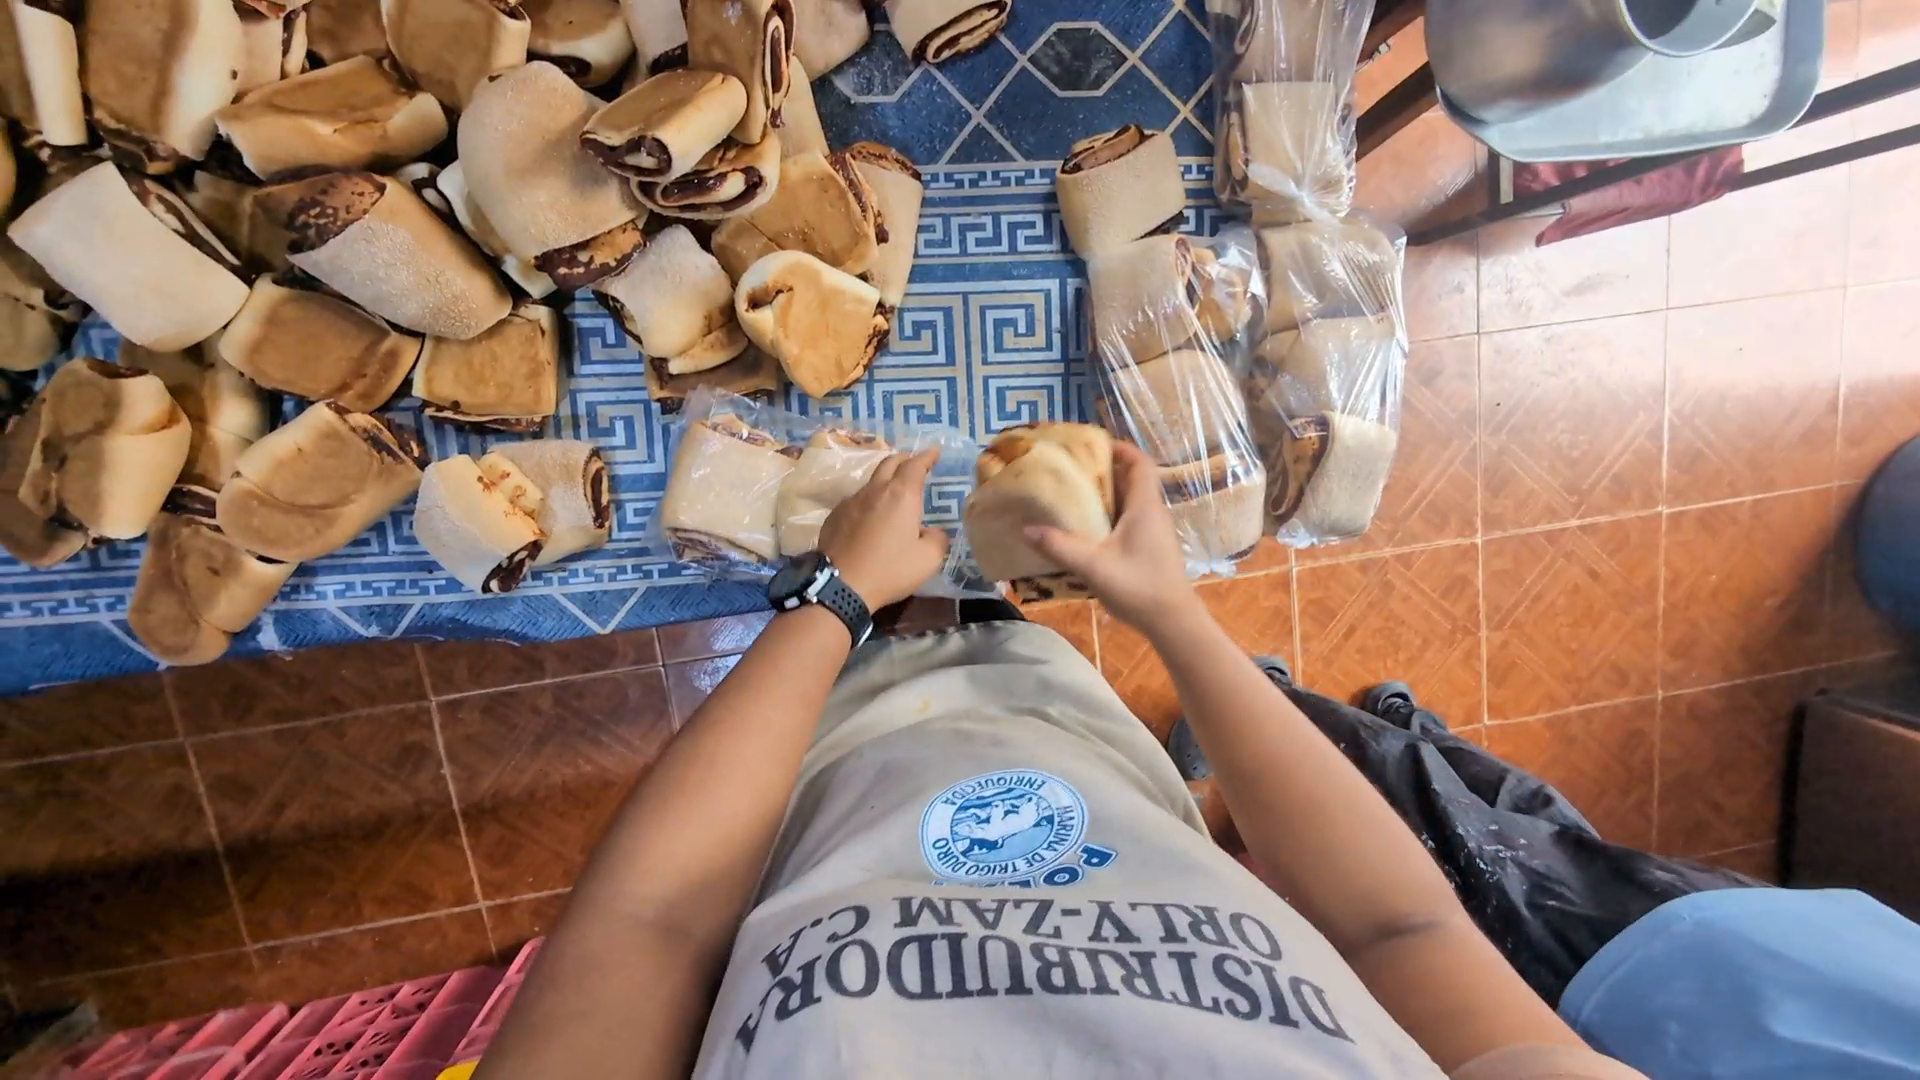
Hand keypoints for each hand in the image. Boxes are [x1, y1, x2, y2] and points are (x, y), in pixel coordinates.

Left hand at [818, 448, 951, 609]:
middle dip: (904, 459)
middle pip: (889, 462)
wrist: (841, 585)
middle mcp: (875, 490)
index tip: (934, 453)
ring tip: (892, 492)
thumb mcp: (928, 559)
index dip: (927, 457)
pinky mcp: (835, 516)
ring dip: (884, 481)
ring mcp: (851, 501)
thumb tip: (932, 532)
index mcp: (901, 495)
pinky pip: (856, 501)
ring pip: (871, 481)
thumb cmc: (890, 570)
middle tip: (914, 463)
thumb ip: (937, 539)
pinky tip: (870, 517)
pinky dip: (868, 502)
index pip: (916, 465)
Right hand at [1024, 441, 1201, 634]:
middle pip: (1131, 479)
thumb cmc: (1139, 587)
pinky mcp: (1150, 548)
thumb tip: (1025, 529)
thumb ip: (1059, 547)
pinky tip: (1086, 529)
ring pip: (1129, 501)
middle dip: (1102, 470)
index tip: (1091, 445)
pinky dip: (1108, 516)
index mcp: (1144, 506)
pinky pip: (1129, 520)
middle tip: (1071, 470)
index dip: (1119, 448)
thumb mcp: (1093, 567)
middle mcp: (1152, 512)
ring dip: (1105, 495)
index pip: (1139, 462)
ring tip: (1072, 496)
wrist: (1173, 622)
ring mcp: (1154, 531)